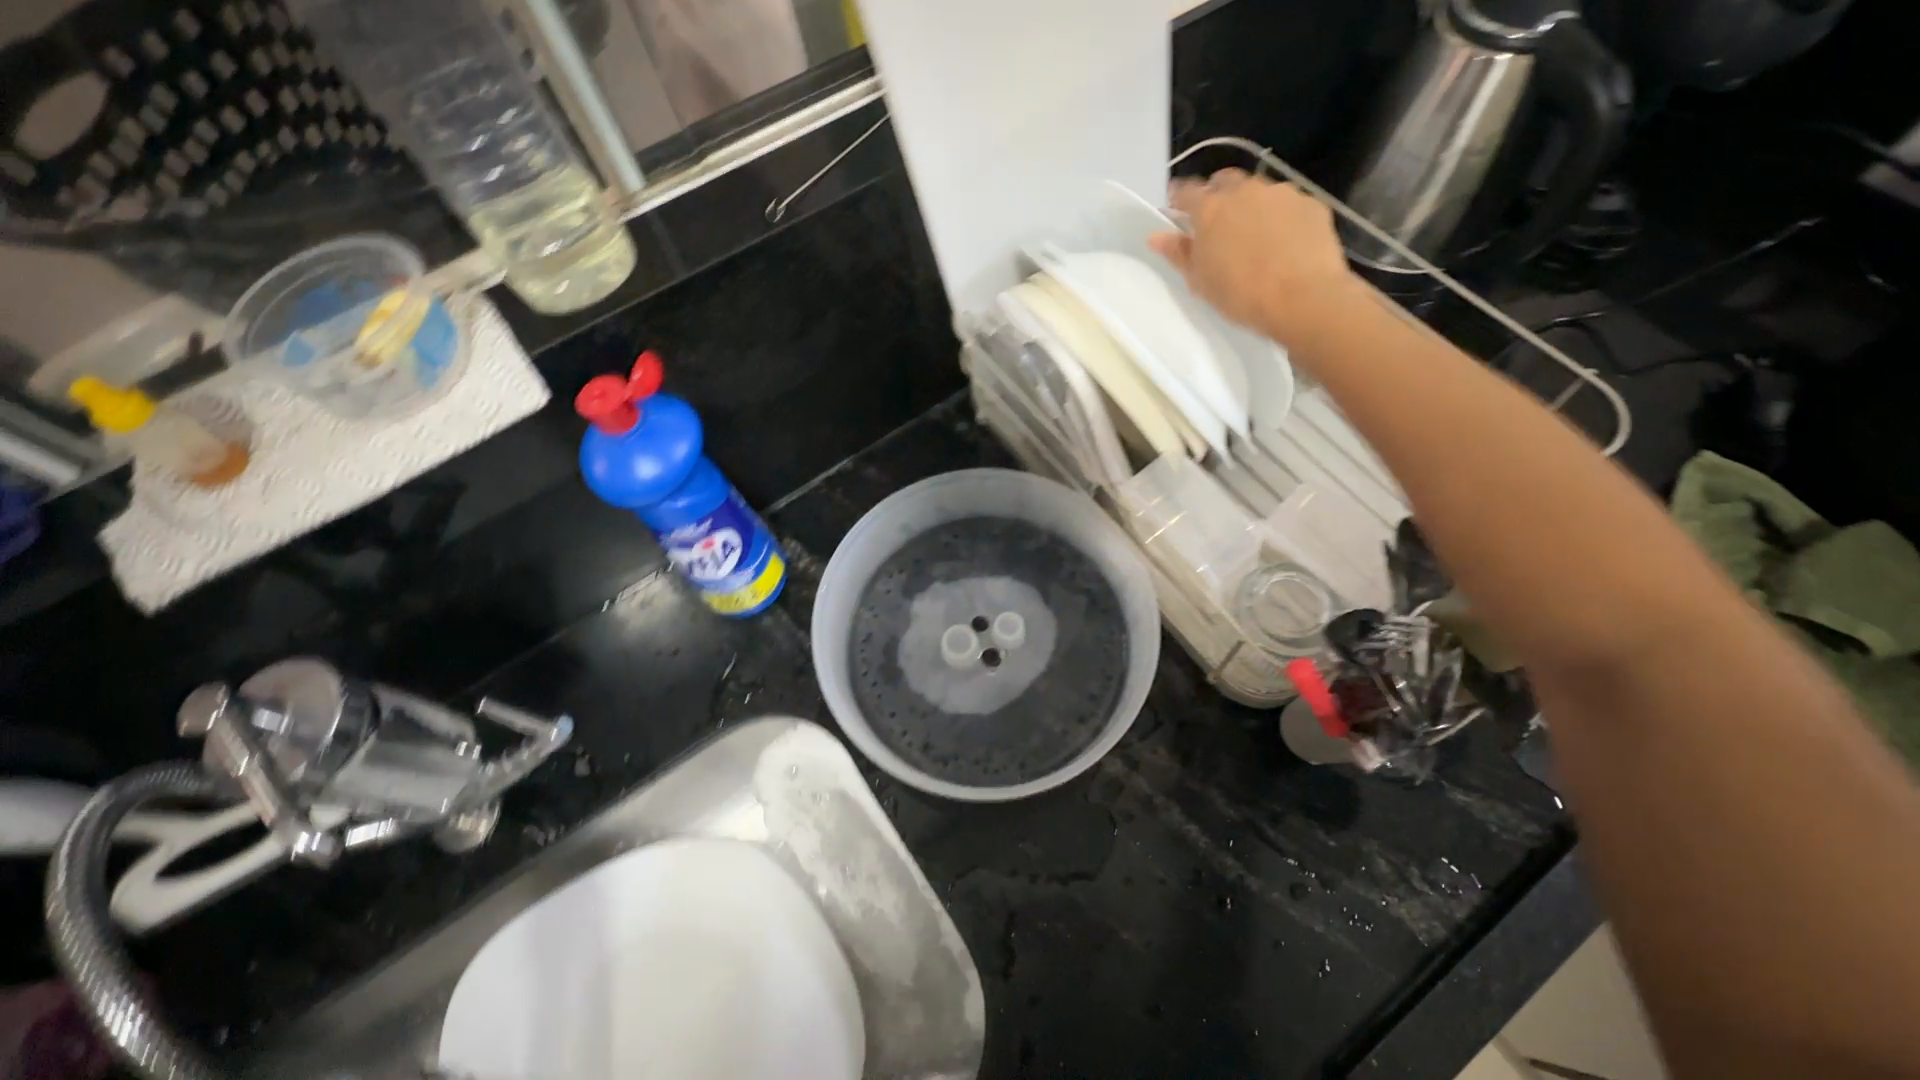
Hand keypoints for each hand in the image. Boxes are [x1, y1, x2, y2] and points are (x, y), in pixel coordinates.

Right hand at [1149, 169, 1359, 342]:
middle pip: (1225, 182)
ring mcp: (1281, 194)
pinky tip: (1288, 243)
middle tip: (1220, 223)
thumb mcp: (1200, 281)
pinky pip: (1290, 205)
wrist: (1303, 299)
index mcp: (1210, 209)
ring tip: (1258, 236)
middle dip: (1219, 195)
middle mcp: (1244, 191)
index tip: (1178, 210)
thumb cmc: (1241, 294)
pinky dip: (1284, 218)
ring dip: (1253, 206)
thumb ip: (1178, 253)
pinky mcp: (1311, 204)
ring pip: (1260, 191)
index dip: (1180, 198)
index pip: (1186, 190)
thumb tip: (1156, 236)